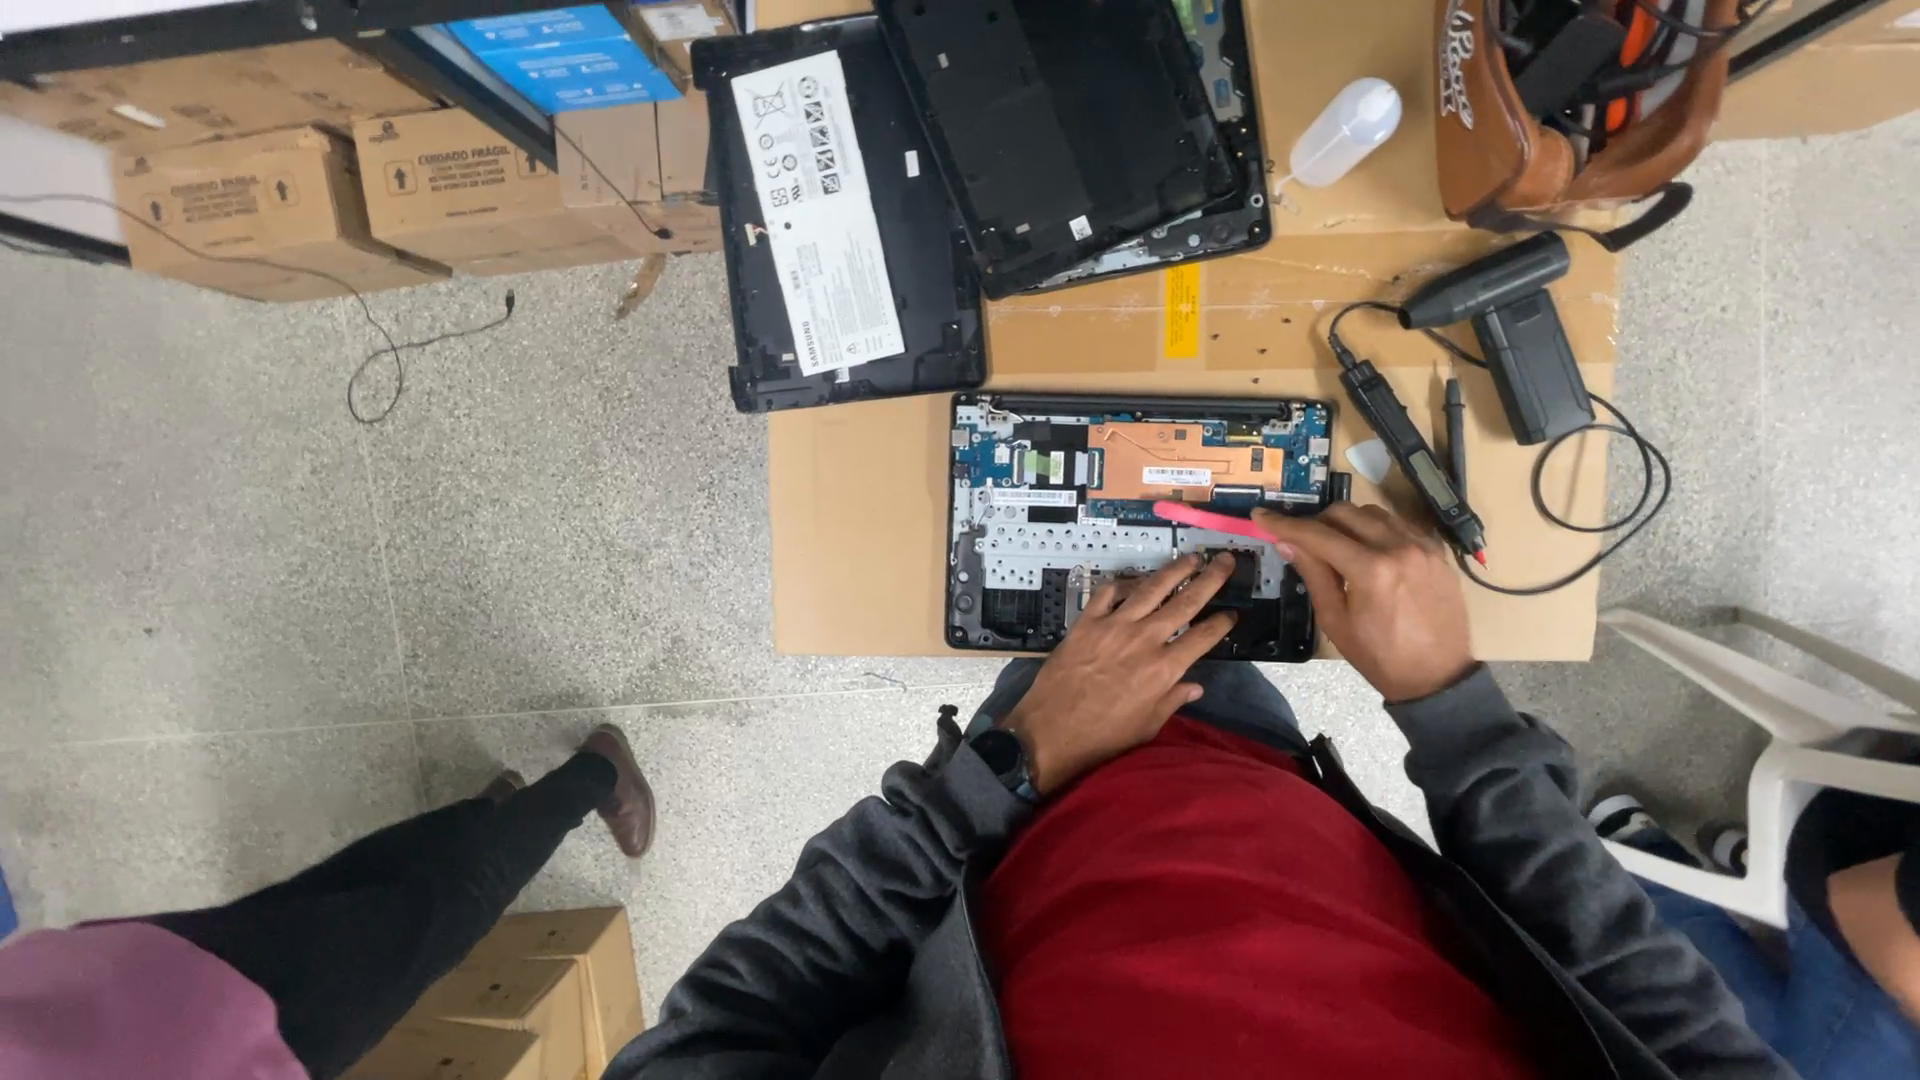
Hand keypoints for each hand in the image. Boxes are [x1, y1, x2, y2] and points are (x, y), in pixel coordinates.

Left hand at [999, 553, 1238, 794]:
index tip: (1232, 613)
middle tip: (1225, 561)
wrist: (1051, 730)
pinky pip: (1108, 593)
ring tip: (1191, 558)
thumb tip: (1195, 686)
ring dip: (1174, 570)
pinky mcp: (1086, 622)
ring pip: (1150, 589)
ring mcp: (1113, 627)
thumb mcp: (1147, 725)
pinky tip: (1135, 580)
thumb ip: (1172, 701)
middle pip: (1184, 603)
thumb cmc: (1103, 736)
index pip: (1202, 637)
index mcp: (1163, 669)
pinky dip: (1124, 582)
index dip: (1221, 623)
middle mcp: (1143, 640)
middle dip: (1209, 580)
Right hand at [1252, 503, 1474, 703]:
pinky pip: (1398, 524)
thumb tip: (1287, 543)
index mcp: (1370, 570)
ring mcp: (1422, 547)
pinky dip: (1375, 528)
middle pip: (1344, 513)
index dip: (1284, 524)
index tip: (1261, 515)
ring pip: (1373, 513)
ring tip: (1334, 544)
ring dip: (1346, 522)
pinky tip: (1366, 548)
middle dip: (1315, 521)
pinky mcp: (1436, 552)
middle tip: (1300, 538)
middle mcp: (1398, 548)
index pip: (1317, 534)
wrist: (1437, 675)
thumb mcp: (1334, 620)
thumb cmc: (1378, 655)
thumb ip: (1313, 574)